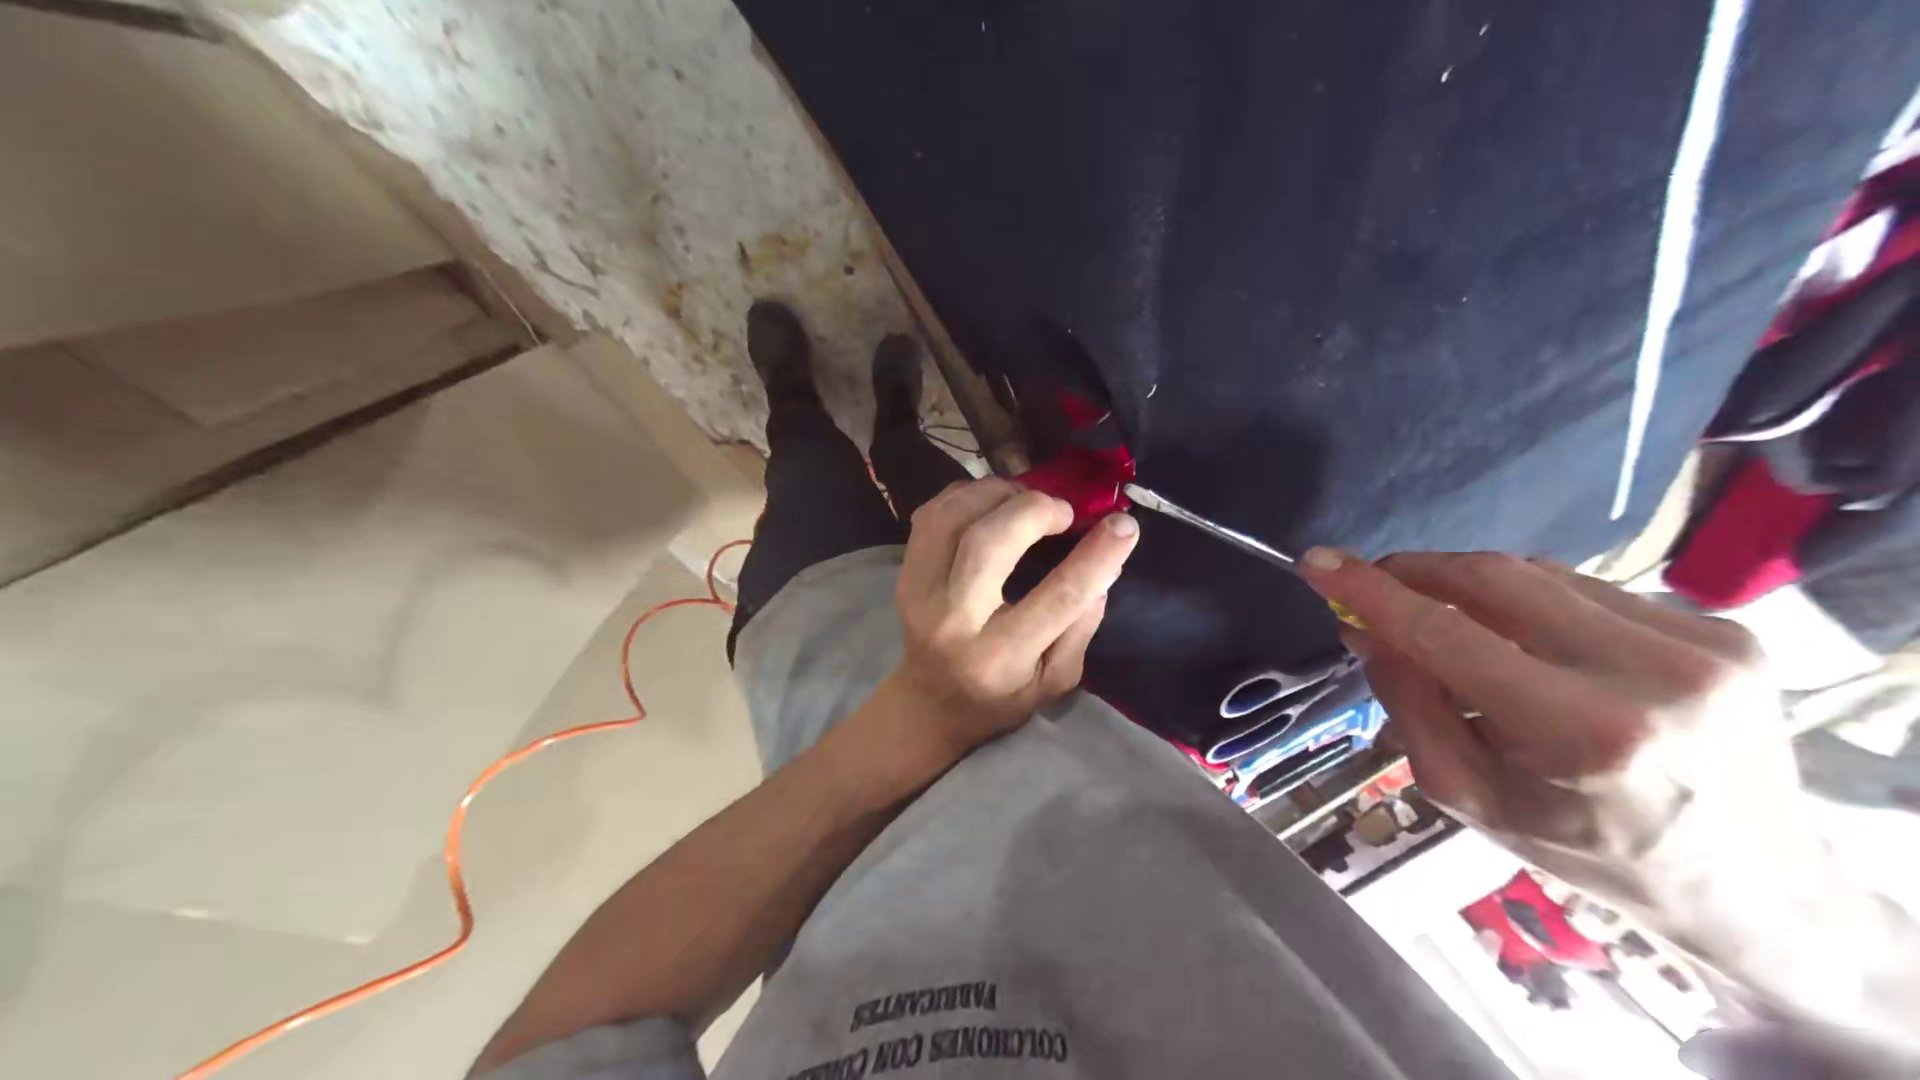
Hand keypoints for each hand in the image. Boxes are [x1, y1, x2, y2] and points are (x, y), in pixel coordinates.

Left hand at [888, 478, 1139, 756]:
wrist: (928, 702)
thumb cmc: (1000, 696)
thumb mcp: (1055, 680)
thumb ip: (1081, 627)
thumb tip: (1103, 564)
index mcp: (1000, 658)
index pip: (1057, 597)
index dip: (1096, 556)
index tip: (1123, 525)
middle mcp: (953, 622)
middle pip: (988, 544)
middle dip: (1035, 510)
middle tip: (1064, 511)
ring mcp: (920, 592)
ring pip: (952, 518)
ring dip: (998, 494)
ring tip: (1028, 500)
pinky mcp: (904, 572)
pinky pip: (932, 514)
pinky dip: (967, 496)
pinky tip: (993, 502)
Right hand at [1297, 548, 1796, 912]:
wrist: (1754, 886)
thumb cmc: (1581, 848)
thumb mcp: (1464, 791)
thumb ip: (1408, 701)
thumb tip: (1364, 628)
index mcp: (1577, 733)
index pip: (1445, 634)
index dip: (1370, 592)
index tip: (1318, 563)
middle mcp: (1649, 675)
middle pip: (1495, 579)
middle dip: (1416, 571)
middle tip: (1372, 583)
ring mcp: (1699, 645)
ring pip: (1538, 574)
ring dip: (1469, 585)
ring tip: (1445, 617)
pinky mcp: (1725, 630)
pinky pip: (1586, 588)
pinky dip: (1530, 600)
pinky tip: (1524, 636)